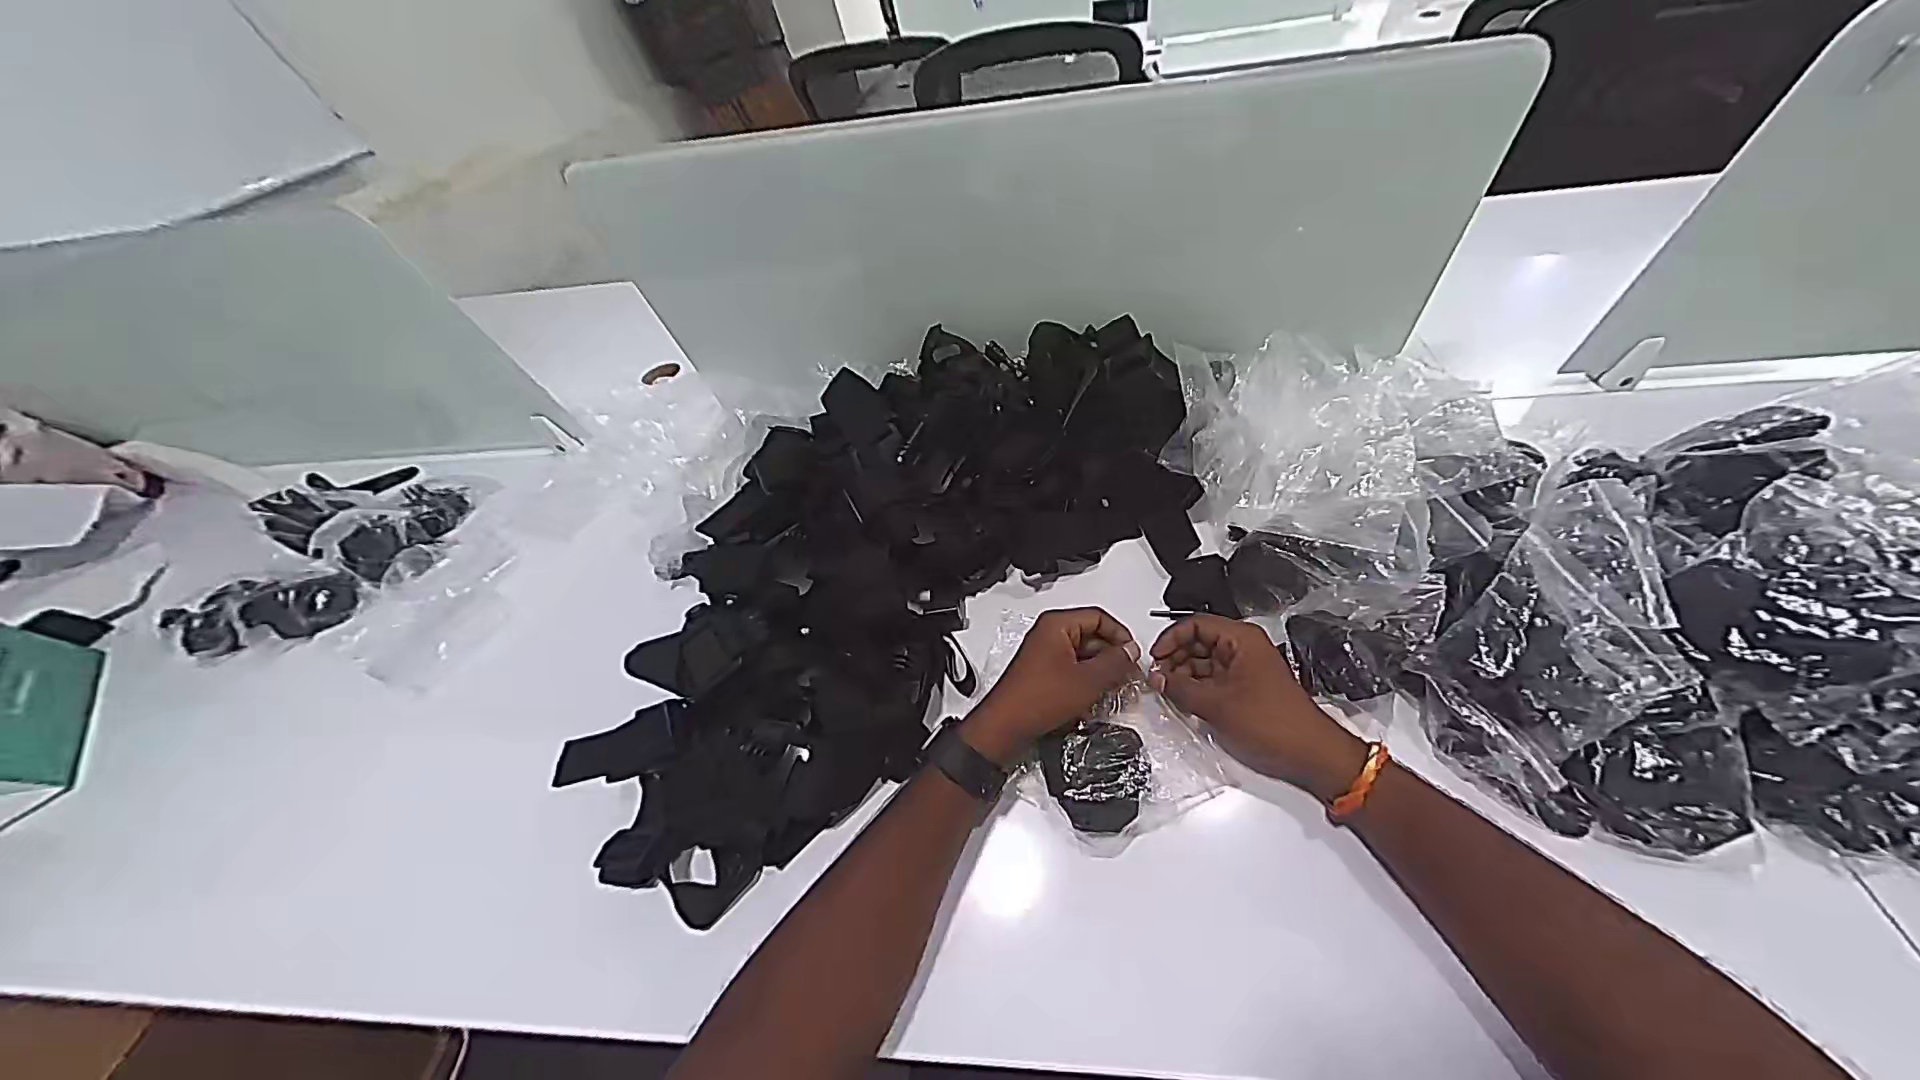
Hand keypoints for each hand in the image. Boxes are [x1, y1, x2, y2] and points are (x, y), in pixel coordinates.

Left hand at [961, 607, 1141, 766]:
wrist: (1006, 725)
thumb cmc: (1037, 699)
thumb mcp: (1088, 680)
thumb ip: (1115, 662)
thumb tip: (1130, 651)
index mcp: (1056, 624)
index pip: (1098, 617)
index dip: (1120, 635)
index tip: (1132, 654)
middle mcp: (1048, 634)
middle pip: (1091, 635)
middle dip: (1111, 656)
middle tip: (1127, 674)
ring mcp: (1044, 653)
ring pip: (1083, 655)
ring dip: (1100, 671)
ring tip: (1112, 689)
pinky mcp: (1043, 672)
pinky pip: (1072, 669)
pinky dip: (1085, 680)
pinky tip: (1093, 698)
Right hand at [1149, 614, 1364, 801]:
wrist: (1310, 755)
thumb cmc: (1277, 725)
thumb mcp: (1216, 704)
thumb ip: (1180, 688)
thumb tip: (1158, 679)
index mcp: (1242, 640)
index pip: (1195, 624)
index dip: (1171, 639)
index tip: (1155, 657)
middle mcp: (1244, 649)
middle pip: (1197, 641)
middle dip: (1175, 658)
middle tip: (1159, 677)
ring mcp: (1245, 668)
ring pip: (1203, 661)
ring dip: (1183, 675)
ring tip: (1169, 692)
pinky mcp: (1245, 688)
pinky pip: (1212, 679)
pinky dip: (1196, 687)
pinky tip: (1185, 701)